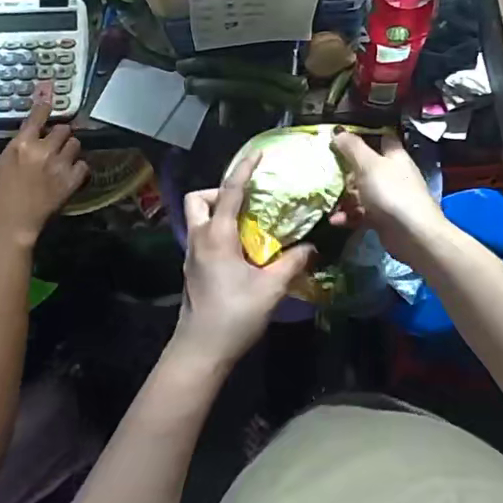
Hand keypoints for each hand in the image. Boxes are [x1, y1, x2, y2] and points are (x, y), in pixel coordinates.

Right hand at [0, 88, 88, 249]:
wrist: (11, 225)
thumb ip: (15, 149)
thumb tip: (26, 140)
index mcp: (22, 144)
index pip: (38, 115)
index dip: (45, 106)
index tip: (50, 100)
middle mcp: (44, 150)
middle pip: (63, 129)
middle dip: (59, 134)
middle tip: (55, 143)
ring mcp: (60, 165)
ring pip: (76, 144)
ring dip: (70, 149)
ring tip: (63, 158)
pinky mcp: (71, 182)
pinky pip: (84, 165)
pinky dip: (78, 168)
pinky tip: (70, 174)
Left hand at [169, 153, 314, 374]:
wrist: (201, 348)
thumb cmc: (235, 315)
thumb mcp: (271, 288)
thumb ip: (292, 263)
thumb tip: (311, 247)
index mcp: (216, 236)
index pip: (228, 192)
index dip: (243, 170)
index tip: (257, 155)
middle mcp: (198, 239)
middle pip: (198, 199)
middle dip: (219, 191)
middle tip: (247, 202)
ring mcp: (191, 254)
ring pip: (197, 218)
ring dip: (217, 211)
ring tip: (247, 224)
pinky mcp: (192, 269)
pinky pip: (201, 236)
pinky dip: (217, 230)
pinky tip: (240, 248)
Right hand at [332, 130, 448, 263]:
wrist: (412, 234)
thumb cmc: (391, 192)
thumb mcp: (368, 165)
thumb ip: (352, 147)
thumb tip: (338, 131)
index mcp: (394, 156)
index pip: (380, 137)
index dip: (361, 134)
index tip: (338, 136)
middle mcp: (392, 174)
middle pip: (365, 166)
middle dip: (344, 169)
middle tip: (324, 170)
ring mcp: (387, 197)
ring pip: (360, 191)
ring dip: (343, 197)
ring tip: (326, 200)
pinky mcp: (382, 218)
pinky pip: (360, 213)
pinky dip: (348, 216)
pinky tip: (334, 220)